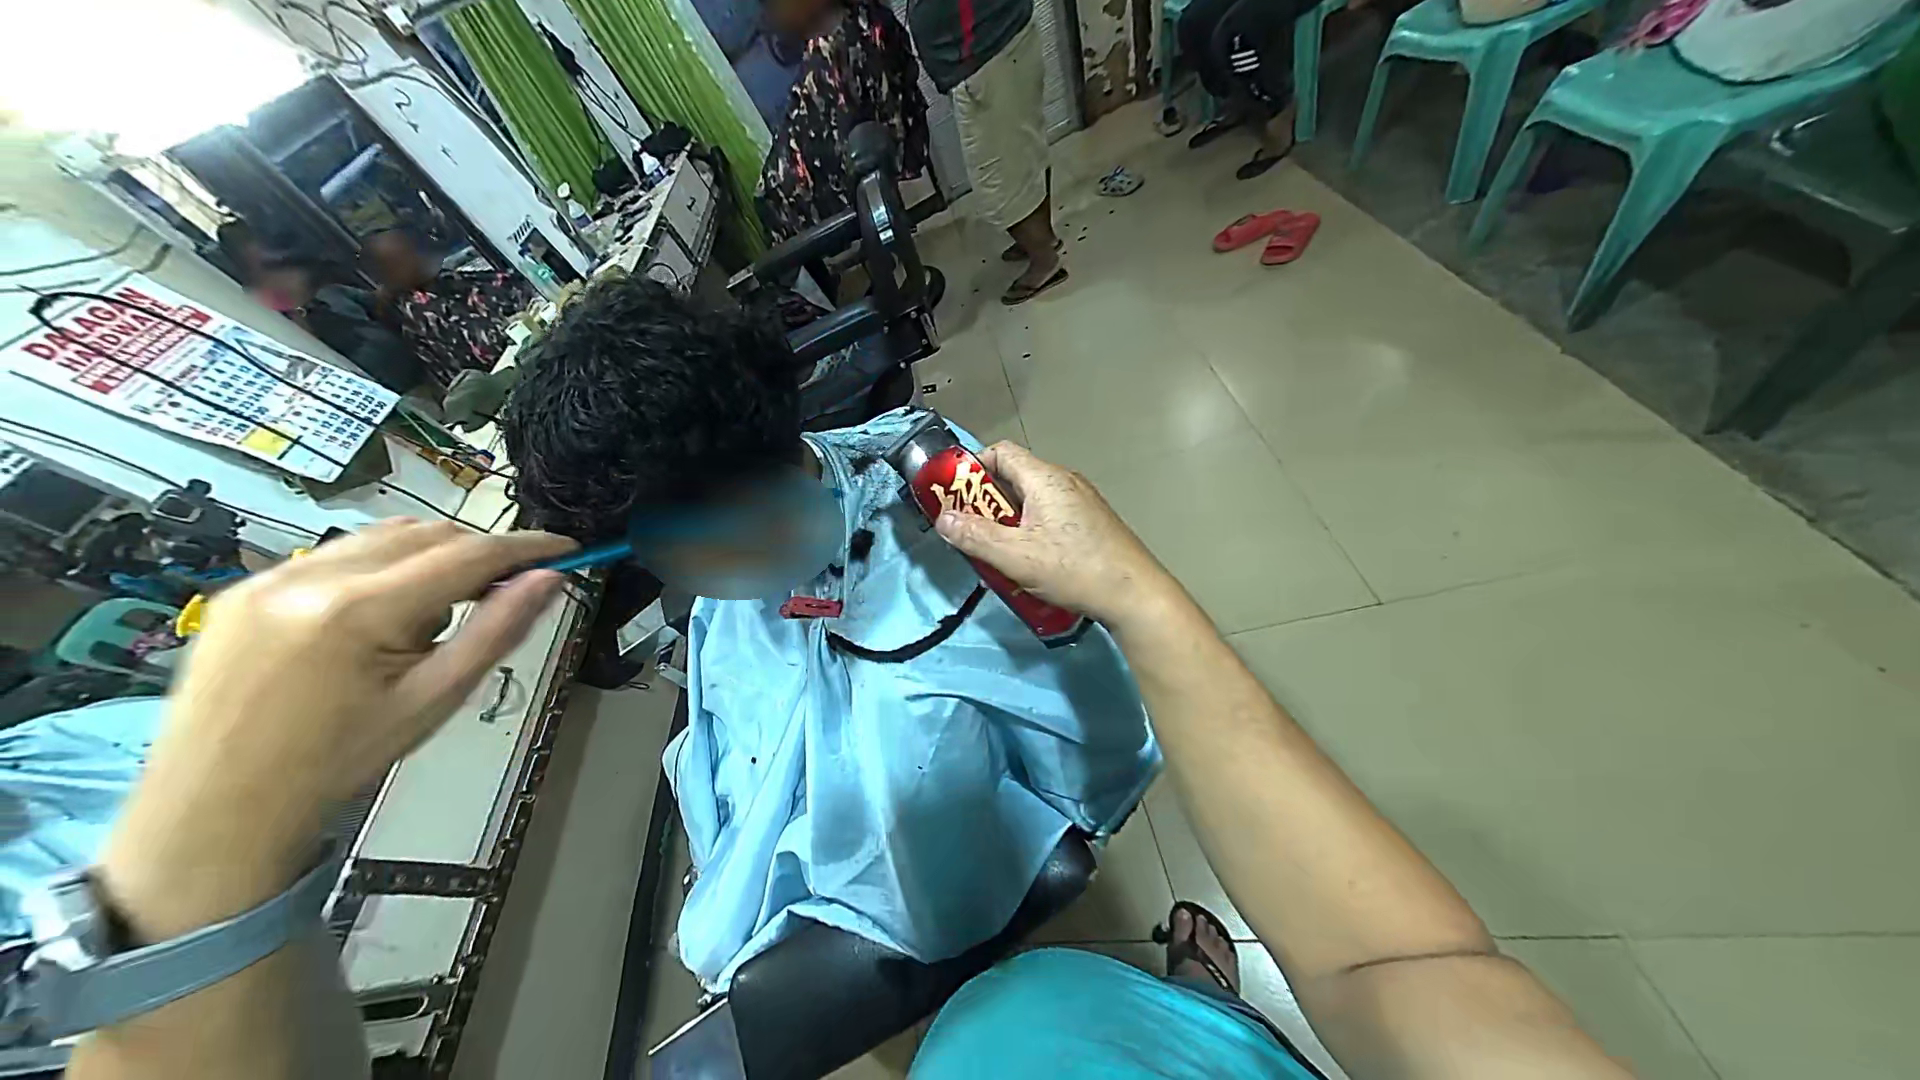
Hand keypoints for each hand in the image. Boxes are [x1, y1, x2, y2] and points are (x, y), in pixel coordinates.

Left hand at [99, 521, 576, 940]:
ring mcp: (269, 576)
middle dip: (482, 553)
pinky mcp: (247, 587)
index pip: (468, 554)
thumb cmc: (343, 759)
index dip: (527, 546)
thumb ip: (498, 629)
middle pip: (430, 533)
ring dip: (437, 554)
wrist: (216, 809)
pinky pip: (343, 551)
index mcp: (358, 611)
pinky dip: (390, 563)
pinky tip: (392, 609)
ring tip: (447, 606)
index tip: (569, 548)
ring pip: (388, 535)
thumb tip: (551, 578)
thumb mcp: (437, 697)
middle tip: (512, 588)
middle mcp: (310, 576)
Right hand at [932, 442, 1181, 629]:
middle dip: (986, 501)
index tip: (956, 496)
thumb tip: (943, 518)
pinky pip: (1049, 515)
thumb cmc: (1074, 569)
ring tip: (996, 549)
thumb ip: (975, 536)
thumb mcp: (1015, 556)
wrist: (1135, 595)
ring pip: (1031, 499)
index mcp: (1045, 478)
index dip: (973, 468)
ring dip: (1007, 519)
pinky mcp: (1090, 522)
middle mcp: (1064, 481)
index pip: (1001, 452)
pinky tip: (1029, 559)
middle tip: (970, 530)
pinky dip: (1029, 528)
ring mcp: (1081, 502)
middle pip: (1014, 477)